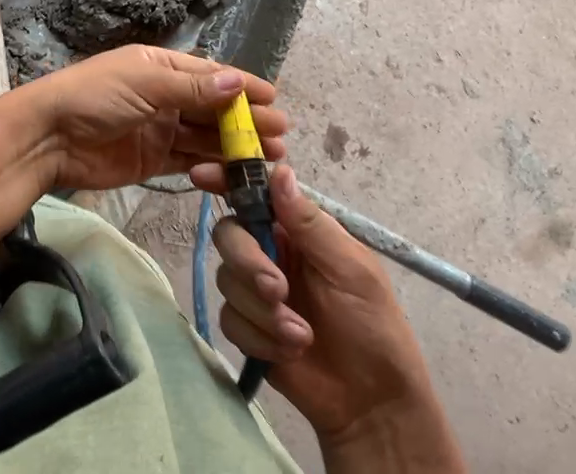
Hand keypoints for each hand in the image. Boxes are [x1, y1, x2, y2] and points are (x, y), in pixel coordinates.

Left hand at [2, 45, 287, 190]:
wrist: (48, 138)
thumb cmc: (93, 98)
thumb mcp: (143, 85)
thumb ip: (191, 89)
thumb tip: (238, 82)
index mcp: (159, 68)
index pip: (209, 75)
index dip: (242, 87)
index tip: (275, 99)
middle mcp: (163, 97)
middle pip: (212, 108)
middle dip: (245, 120)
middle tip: (280, 136)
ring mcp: (158, 130)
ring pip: (205, 137)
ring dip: (235, 146)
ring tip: (269, 157)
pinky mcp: (152, 161)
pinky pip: (189, 161)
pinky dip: (211, 166)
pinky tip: (234, 172)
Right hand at [190, 163, 464, 472]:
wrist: (372, 404)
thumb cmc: (375, 328)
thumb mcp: (352, 270)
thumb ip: (311, 223)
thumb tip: (280, 170)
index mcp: (298, 231)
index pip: (255, 193)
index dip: (225, 179)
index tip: (200, 175)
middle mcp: (272, 252)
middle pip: (229, 235)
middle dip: (248, 262)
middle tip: (277, 290)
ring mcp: (256, 290)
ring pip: (226, 279)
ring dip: (263, 311)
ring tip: (301, 335)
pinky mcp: (246, 326)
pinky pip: (229, 318)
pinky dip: (259, 337)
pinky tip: (290, 350)